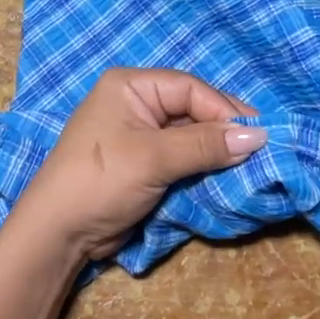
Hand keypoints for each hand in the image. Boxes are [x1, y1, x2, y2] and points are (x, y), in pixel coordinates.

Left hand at [16, 66, 266, 260]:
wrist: (58, 232)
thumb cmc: (100, 180)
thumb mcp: (153, 158)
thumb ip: (204, 145)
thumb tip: (258, 135)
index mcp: (131, 86)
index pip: (190, 88)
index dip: (225, 110)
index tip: (259, 135)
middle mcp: (136, 102)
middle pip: (192, 108)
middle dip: (223, 129)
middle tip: (261, 149)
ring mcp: (139, 133)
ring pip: (190, 133)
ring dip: (216, 150)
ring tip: (251, 163)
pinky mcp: (143, 162)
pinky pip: (182, 156)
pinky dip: (203, 165)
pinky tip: (226, 174)